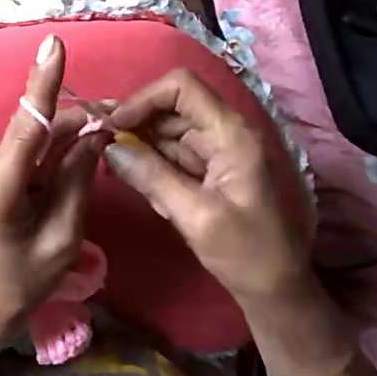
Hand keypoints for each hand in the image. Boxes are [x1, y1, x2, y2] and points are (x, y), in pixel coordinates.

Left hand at [0, 33, 107, 357]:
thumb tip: (97, 131)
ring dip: (65, 143)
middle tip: (116, 126)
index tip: (53, 44)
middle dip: (77, 128)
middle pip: (37, 132)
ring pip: (33, 140)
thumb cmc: (22, 281)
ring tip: (95, 155)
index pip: (26, 129)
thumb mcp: (62, 238)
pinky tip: (64, 174)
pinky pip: (25, 150)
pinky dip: (50, 155)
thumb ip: (77, 180)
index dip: (42, 84)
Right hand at [104, 68, 310, 304]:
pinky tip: (131, 178)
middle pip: (170, 105)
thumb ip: (151, 178)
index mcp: (230, 134)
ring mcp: (215, 150)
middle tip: (100, 144)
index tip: (114, 125)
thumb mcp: (195, 216)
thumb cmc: (244, 251)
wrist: (275, 288)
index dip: (143, 98)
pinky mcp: (207, 169)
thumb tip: (110, 148)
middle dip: (135, 120)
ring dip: (138, 141)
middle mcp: (223, 132)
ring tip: (111, 163)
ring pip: (167, 128)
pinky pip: (171, 151)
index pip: (182, 87)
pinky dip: (148, 160)